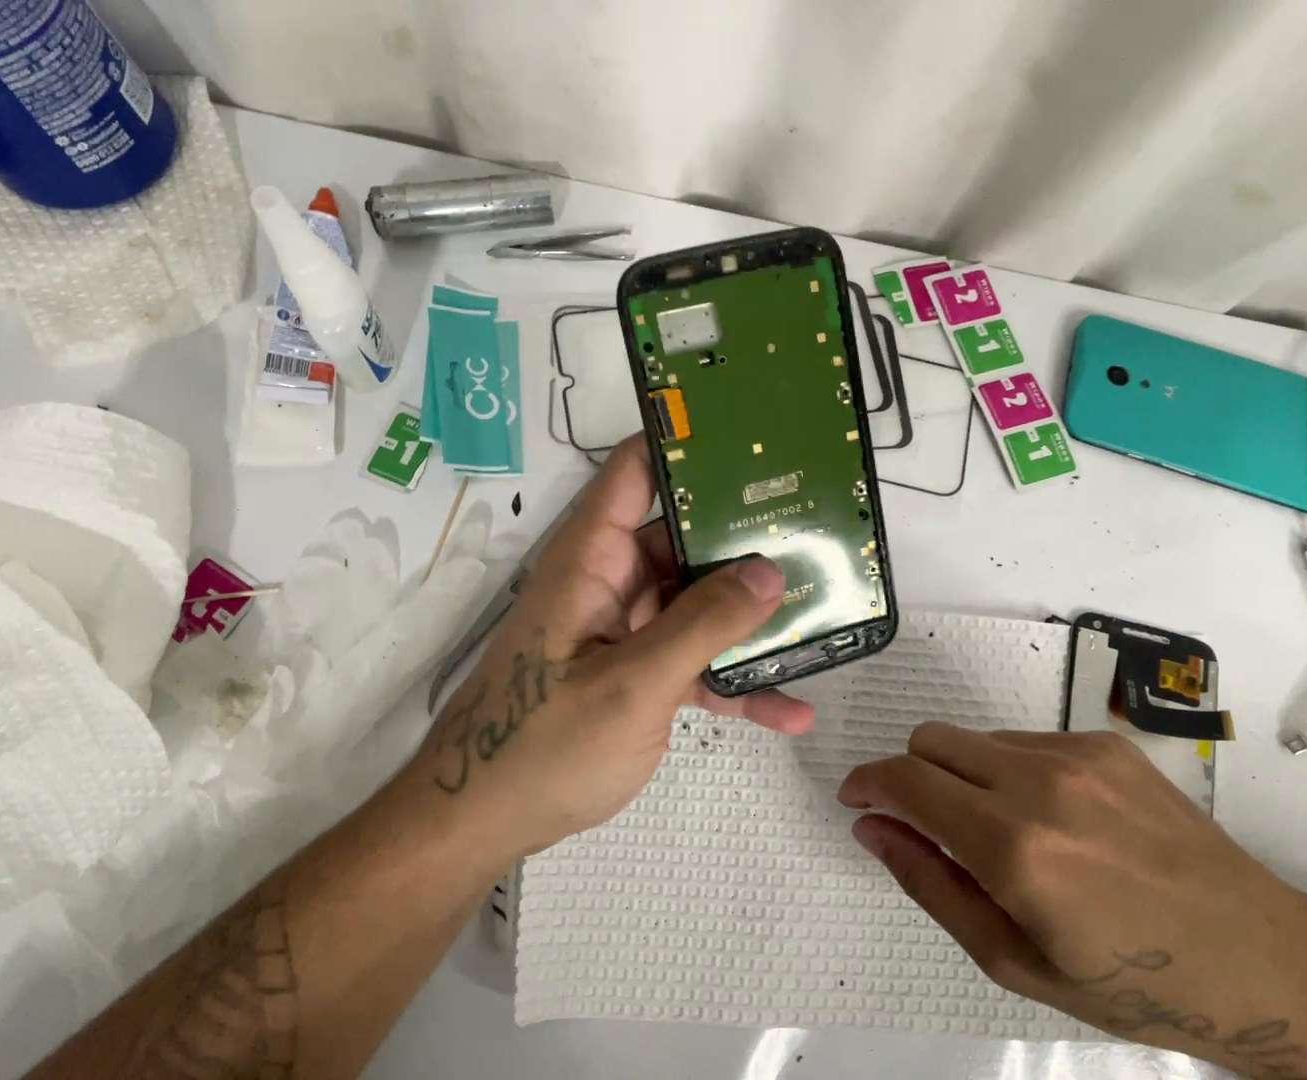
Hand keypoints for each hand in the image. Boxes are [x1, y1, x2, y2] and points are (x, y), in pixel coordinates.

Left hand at [410, 437, 814, 866]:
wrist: (482, 822)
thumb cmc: (544, 744)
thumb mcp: (632, 684)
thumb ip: (703, 626)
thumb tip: (770, 571)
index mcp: (592, 560)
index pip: (634, 472)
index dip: (684, 442)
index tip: (752, 430)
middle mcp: (609, 583)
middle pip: (682, 539)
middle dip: (746, 535)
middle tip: (821, 523)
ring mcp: (624, 631)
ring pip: (697, 603)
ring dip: (752, 616)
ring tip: (825, 612)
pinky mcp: (635, 676)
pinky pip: (693, 663)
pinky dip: (733, 681)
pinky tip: (790, 712)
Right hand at [840, 726, 1306, 1077]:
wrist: (1261, 961)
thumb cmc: (1131, 983)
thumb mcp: (1012, 959)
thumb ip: (929, 884)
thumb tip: (871, 828)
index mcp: (1013, 846)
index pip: (905, 779)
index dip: (866, 783)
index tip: (857, 801)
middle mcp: (1041, 782)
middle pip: (929, 739)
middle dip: (909, 776)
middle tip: (926, 827)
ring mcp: (1079, 755)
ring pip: (975, 737)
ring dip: (961, 774)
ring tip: (1002, 833)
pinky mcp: (1109, 744)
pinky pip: (1024, 739)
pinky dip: (1010, 770)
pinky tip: (1053, 820)